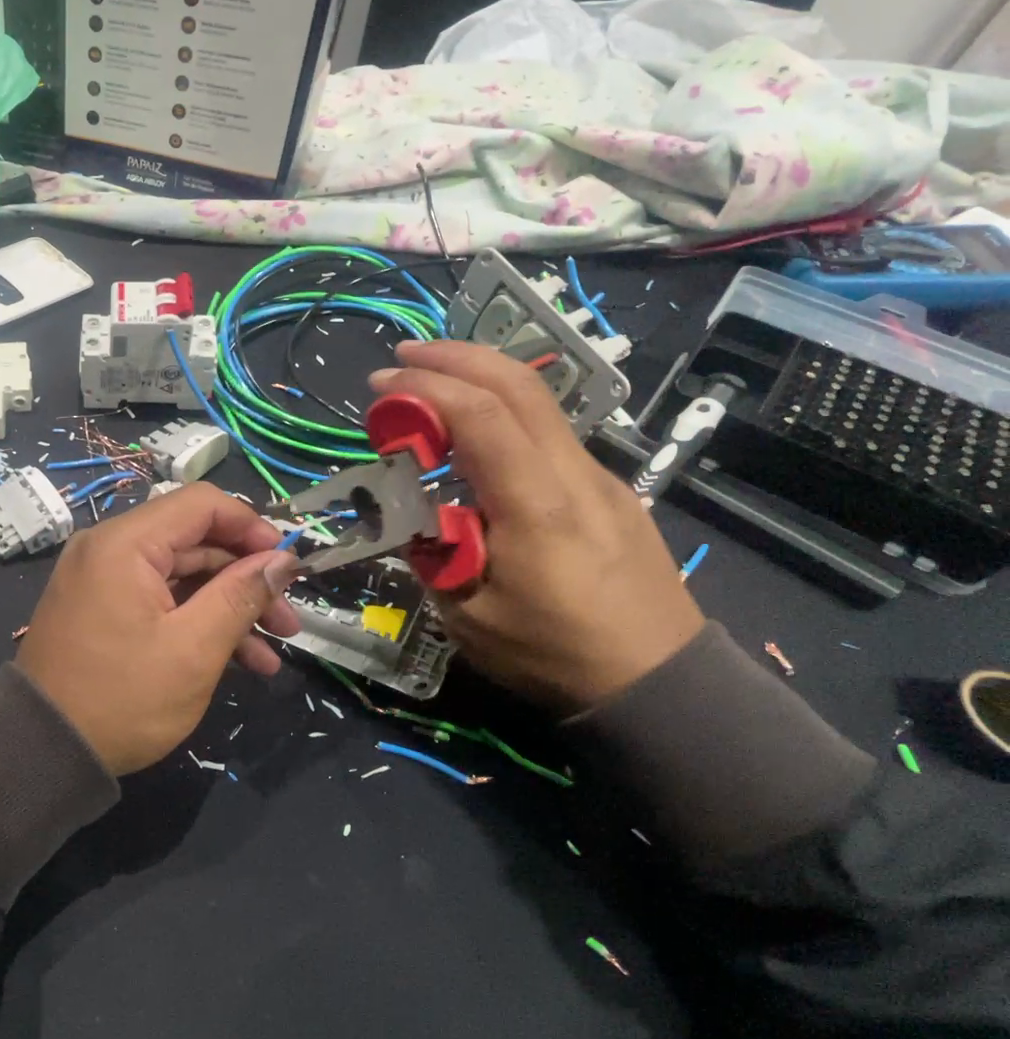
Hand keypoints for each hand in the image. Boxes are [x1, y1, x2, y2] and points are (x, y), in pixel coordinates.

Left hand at [15, 482, 300, 774]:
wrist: (43, 751)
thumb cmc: (122, 698)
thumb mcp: (193, 650)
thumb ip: (240, 596)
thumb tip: (283, 559)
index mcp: (124, 543)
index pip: (202, 504)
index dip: (252, 528)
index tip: (290, 566)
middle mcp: (109, 549)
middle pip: (195, 542)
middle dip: (247, 580)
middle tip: (289, 623)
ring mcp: (102, 580)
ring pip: (182, 576)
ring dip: (229, 609)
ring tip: (272, 655)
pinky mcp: (102, 610)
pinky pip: (159, 600)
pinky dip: (196, 623)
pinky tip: (240, 663)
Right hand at [369, 340, 705, 713]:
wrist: (659, 682)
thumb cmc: (554, 655)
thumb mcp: (468, 617)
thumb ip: (434, 554)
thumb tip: (415, 513)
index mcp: (537, 506)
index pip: (482, 416)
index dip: (426, 389)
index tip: (378, 386)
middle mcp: (574, 475)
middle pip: (520, 386)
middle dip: (455, 358)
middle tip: (402, 357)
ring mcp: (598, 478)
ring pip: (539, 403)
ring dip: (480, 378)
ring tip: (429, 384)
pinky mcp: (605, 491)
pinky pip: (547, 432)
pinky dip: (501, 411)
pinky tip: (471, 432)